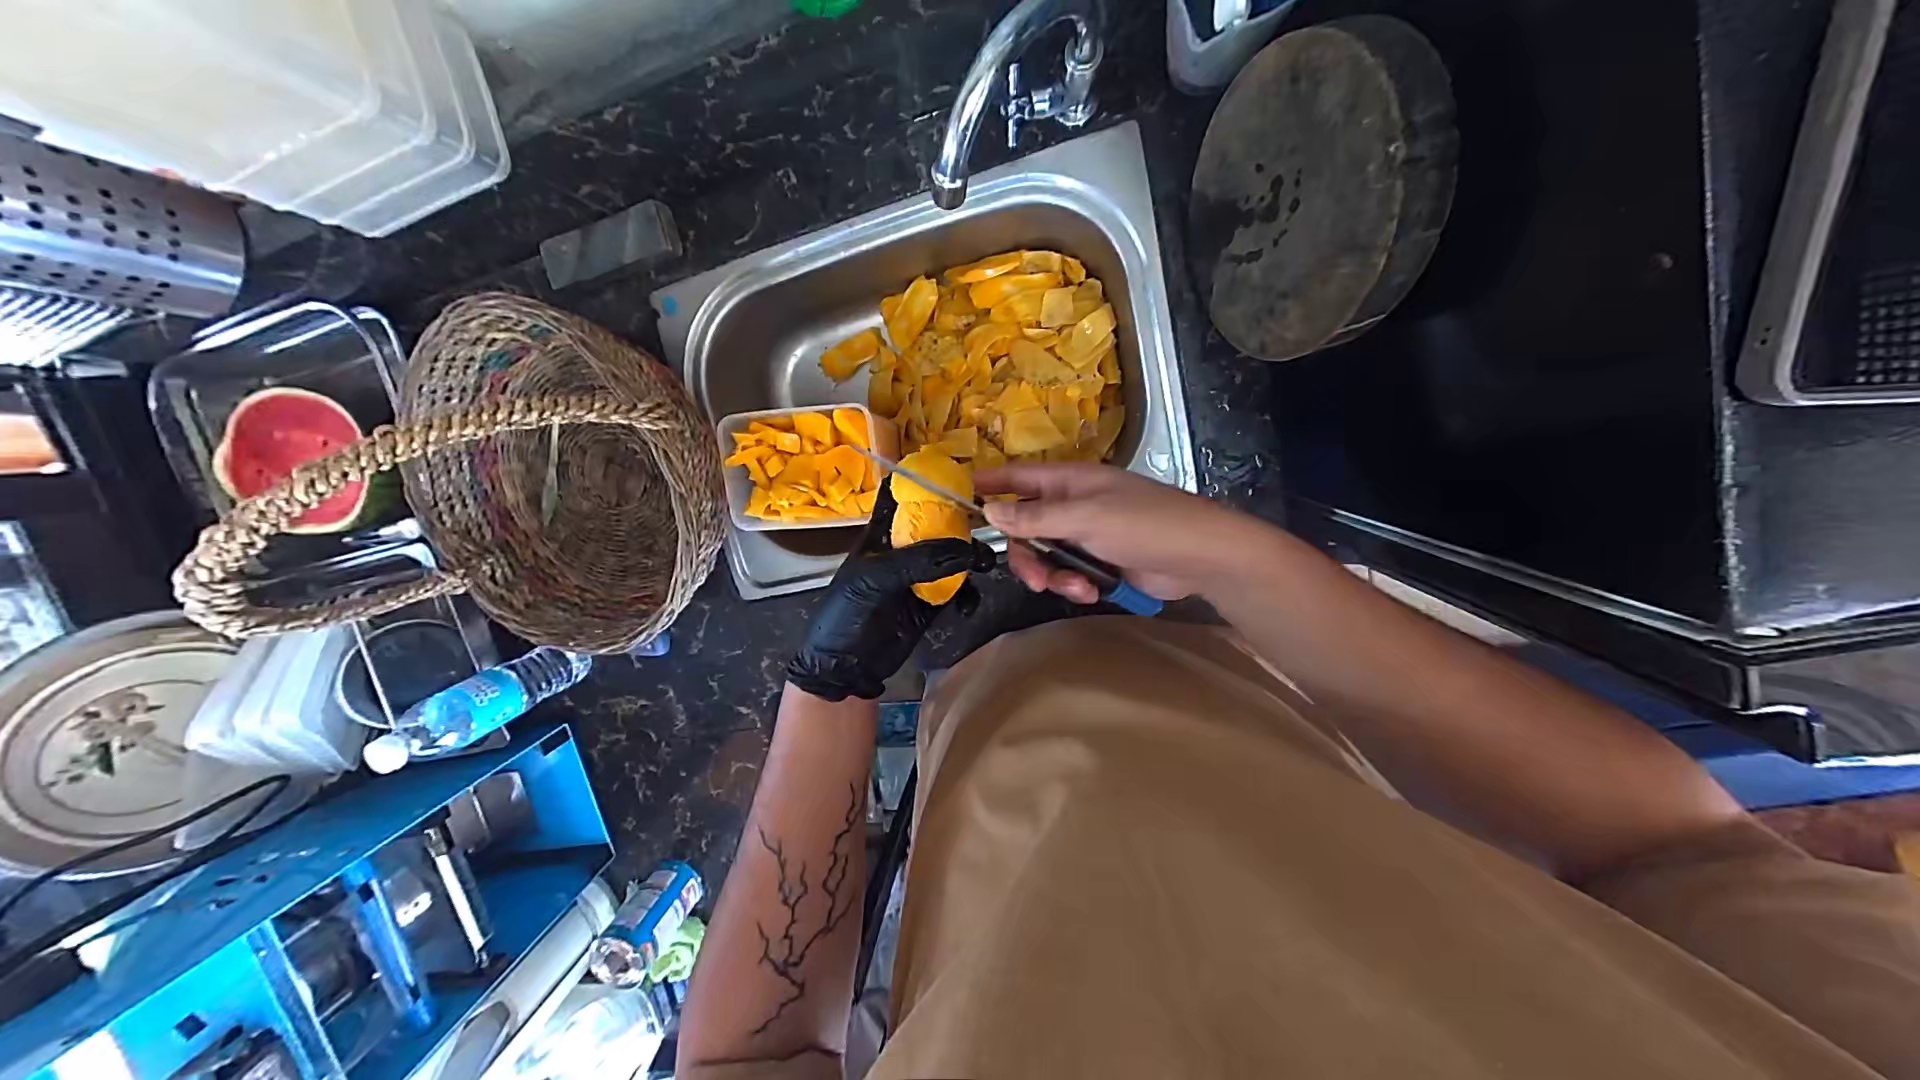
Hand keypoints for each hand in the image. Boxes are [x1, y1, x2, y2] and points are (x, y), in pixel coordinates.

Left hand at [785, 485, 995, 700]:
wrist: (845, 666)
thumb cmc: (847, 613)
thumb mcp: (875, 580)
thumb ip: (919, 561)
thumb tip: (965, 549)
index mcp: (881, 533)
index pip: (900, 495)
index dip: (923, 479)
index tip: (956, 472)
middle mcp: (903, 548)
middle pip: (938, 523)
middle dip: (963, 524)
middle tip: (987, 528)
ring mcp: (920, 575)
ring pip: (954, 556)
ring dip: (972, 559)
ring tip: (984, 567)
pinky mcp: (933, 602)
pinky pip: (959, 589)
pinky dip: (968, 594)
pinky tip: (967, 607)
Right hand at [977, 463, 1257, 604]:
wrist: (1201, 556)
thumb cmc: (1145, 523)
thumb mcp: (1086, 517)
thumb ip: (1036, 518)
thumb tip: (989, 511)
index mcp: (1069, 481)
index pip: (1018, 478)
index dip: (990, 485)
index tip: (961, 499)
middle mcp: (1072, 504)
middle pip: (1025, 527)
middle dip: (1027, 555)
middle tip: (1034, 577)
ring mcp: (1086, 534)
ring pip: (1045, 556)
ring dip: (1054, 575)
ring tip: (1077, 588)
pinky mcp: (1099, 561)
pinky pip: (1067, 573)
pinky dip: (1073, 584)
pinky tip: (1092, 591)